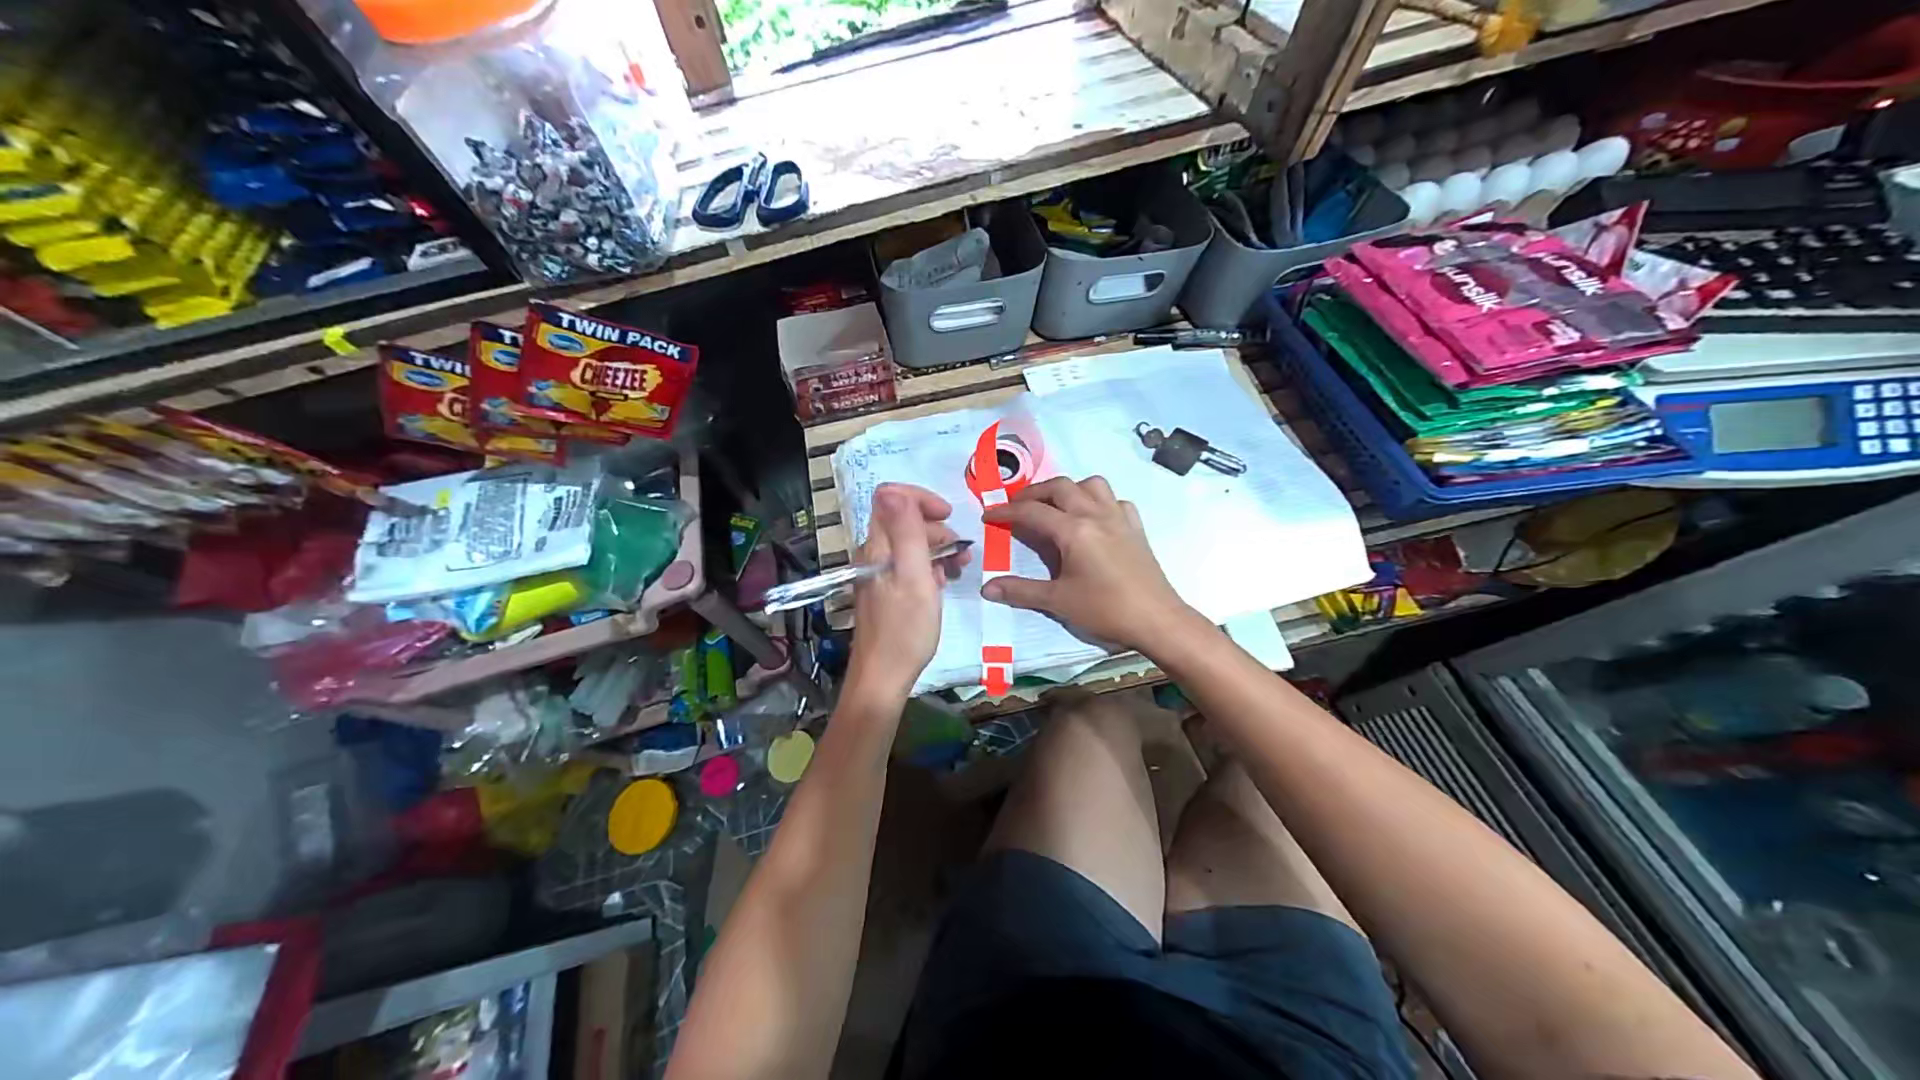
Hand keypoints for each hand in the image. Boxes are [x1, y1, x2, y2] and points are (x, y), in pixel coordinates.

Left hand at [848, 484, 967, 696]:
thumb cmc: (905, 629)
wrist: (884, 677)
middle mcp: (873, 554)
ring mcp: (878, 573)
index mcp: (877, 546)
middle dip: (937, 528)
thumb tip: (894, 489)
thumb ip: (906, 531)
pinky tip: (944, 583)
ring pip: (910, 544)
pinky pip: (909, 565)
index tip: (949, 516)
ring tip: (960, 568)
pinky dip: (930, 567)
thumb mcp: (914, 576)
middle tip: (963, 552)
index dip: (921, 499)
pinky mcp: (885, 591)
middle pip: (904, 520)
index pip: (890, 497)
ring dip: (938, 548)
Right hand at [980, 475, 1198, 655]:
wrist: (1157, 620)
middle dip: (1033, 493)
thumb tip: (987, 588)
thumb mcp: (1058, 601)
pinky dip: (1098, 501)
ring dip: (1068, 489)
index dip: (1006, 511)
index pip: (1032, 511)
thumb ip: (1020, 591)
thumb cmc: (1105, 610)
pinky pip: (1115, 501)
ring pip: (1091, 485)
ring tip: (1054, 507)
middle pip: (1059, 487)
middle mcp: (1096, 514)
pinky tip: (1092, 519)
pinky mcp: (1136, 528)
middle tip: (1016, 507)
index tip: (988, 515)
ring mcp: (1119, 518)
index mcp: (1074, 530)